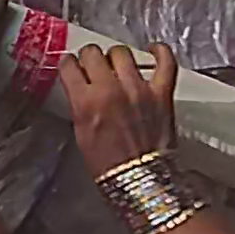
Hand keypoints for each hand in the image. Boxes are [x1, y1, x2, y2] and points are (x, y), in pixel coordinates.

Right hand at [59, 43, 178, 175]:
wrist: (142, 183)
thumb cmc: (107, 164)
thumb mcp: (81, 132)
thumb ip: (80, 104)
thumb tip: (81, 84)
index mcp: (85, 102)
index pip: (69, 65)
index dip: (69, 64)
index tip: (72, 67)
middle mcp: (110, 89)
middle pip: (93, 53)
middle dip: (90, 58)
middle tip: (94, 68)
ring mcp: (138, 89)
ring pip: (121, 52)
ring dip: (116, 57)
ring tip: (118, 65)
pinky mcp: (161, 93)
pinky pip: (165, 61)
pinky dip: (160, 52)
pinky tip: (153, 49)